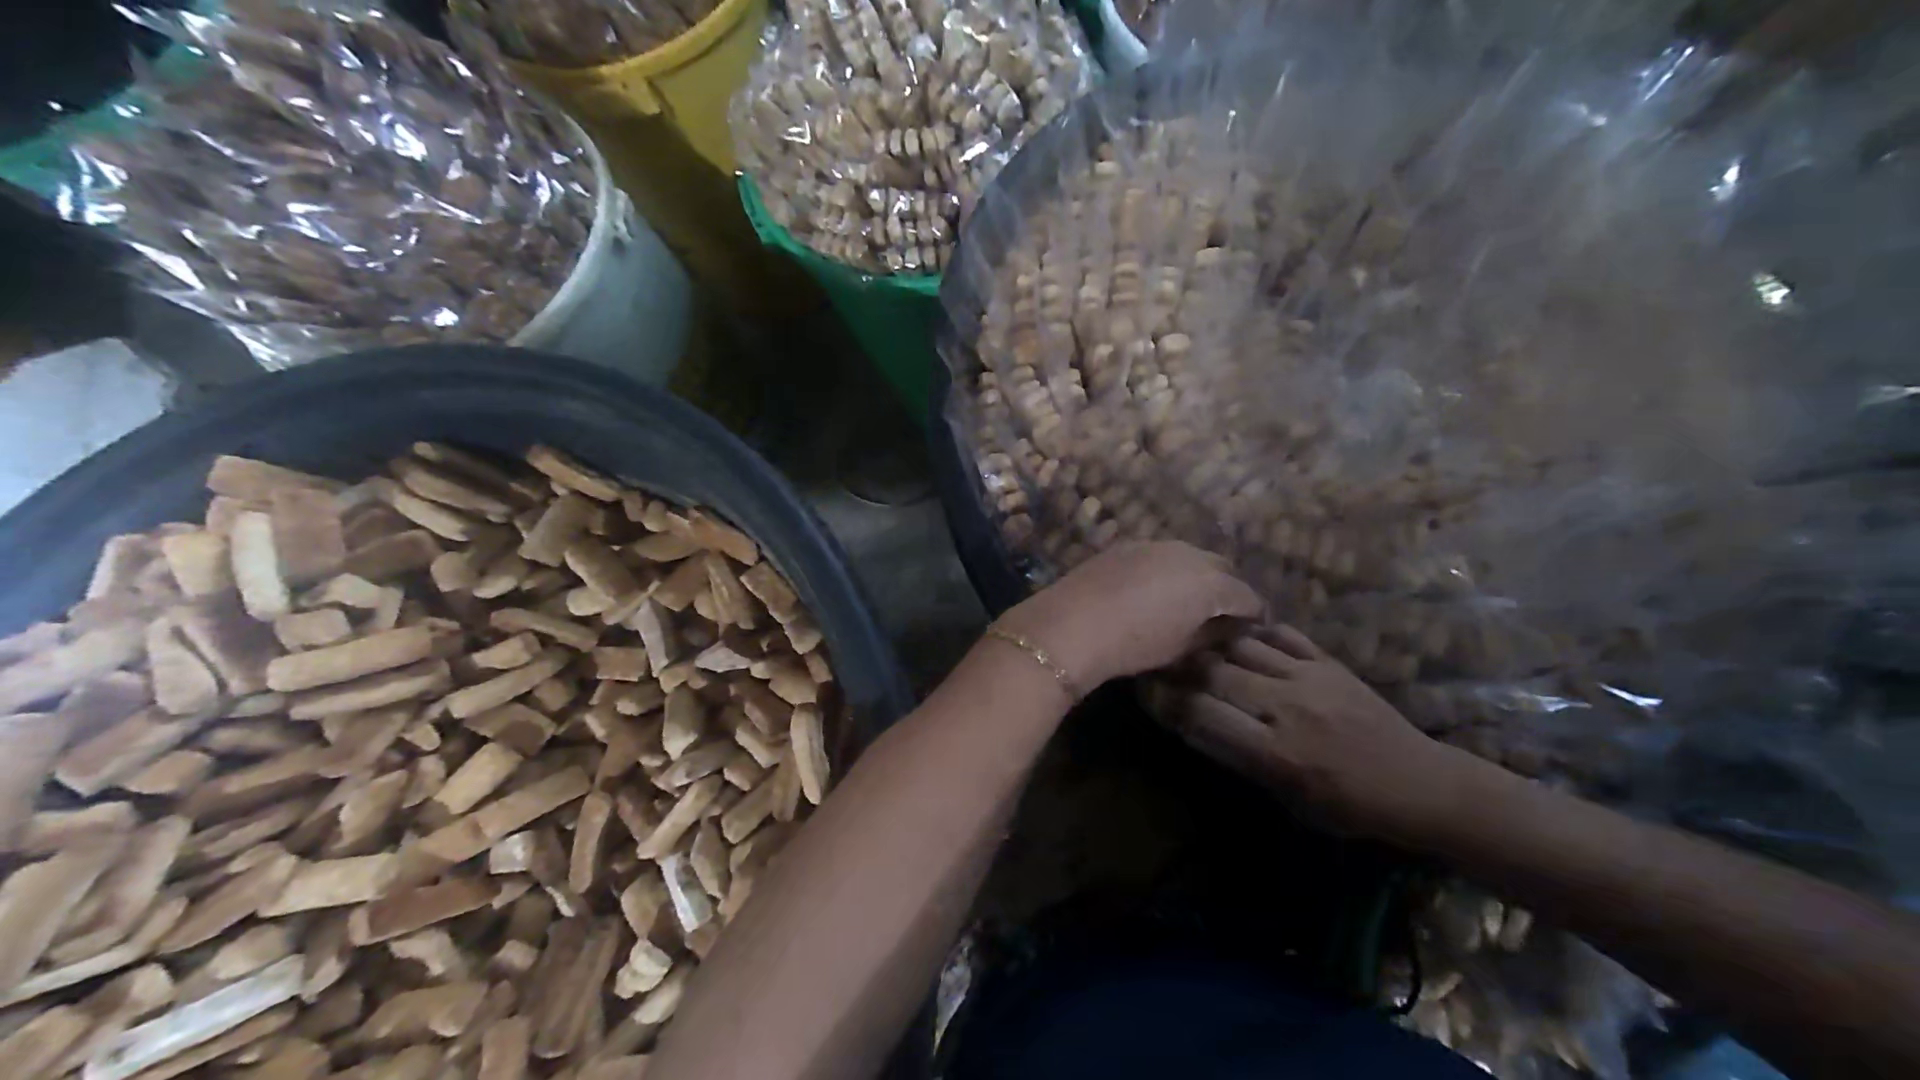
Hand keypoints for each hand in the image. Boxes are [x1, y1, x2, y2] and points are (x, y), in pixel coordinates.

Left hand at [993, 542, 1263, 692]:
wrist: (1072, 624)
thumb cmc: (1133, 644)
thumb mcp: (1180, 648)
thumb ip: (1211, 634)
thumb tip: (1228, 627)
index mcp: (1212, 583)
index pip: (1247, 597)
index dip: (1254, 615)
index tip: (1253, 629)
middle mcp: (1189, 554)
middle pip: (1222, 569)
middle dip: (1227, 588)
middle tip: (1221, 613)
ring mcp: (1155, 544)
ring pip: (1190, 556)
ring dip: (1196, 575)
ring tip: (1187, 600)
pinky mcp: (1125, 545)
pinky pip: (1159, 555)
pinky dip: (1166, 570)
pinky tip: (1153, 589)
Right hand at [1163, 625, 1462, 830]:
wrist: (1421, 785)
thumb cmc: (1347, 806)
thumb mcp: (1286, 798)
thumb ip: (1238, 756)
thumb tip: (1192, 721)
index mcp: (1277, 753)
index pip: (1201, 716)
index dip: (1163, 701)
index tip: (1141, 689)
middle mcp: (1288, 708)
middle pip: (1213, 672)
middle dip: (1175, 664)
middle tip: (1153, 657)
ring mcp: (1310, 678)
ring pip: (1241, 645)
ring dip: (1207, 642)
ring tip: (1186, 639)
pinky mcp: (1329, 662)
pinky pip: (1280, 633)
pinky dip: (1251, 629)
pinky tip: (1234, 631)